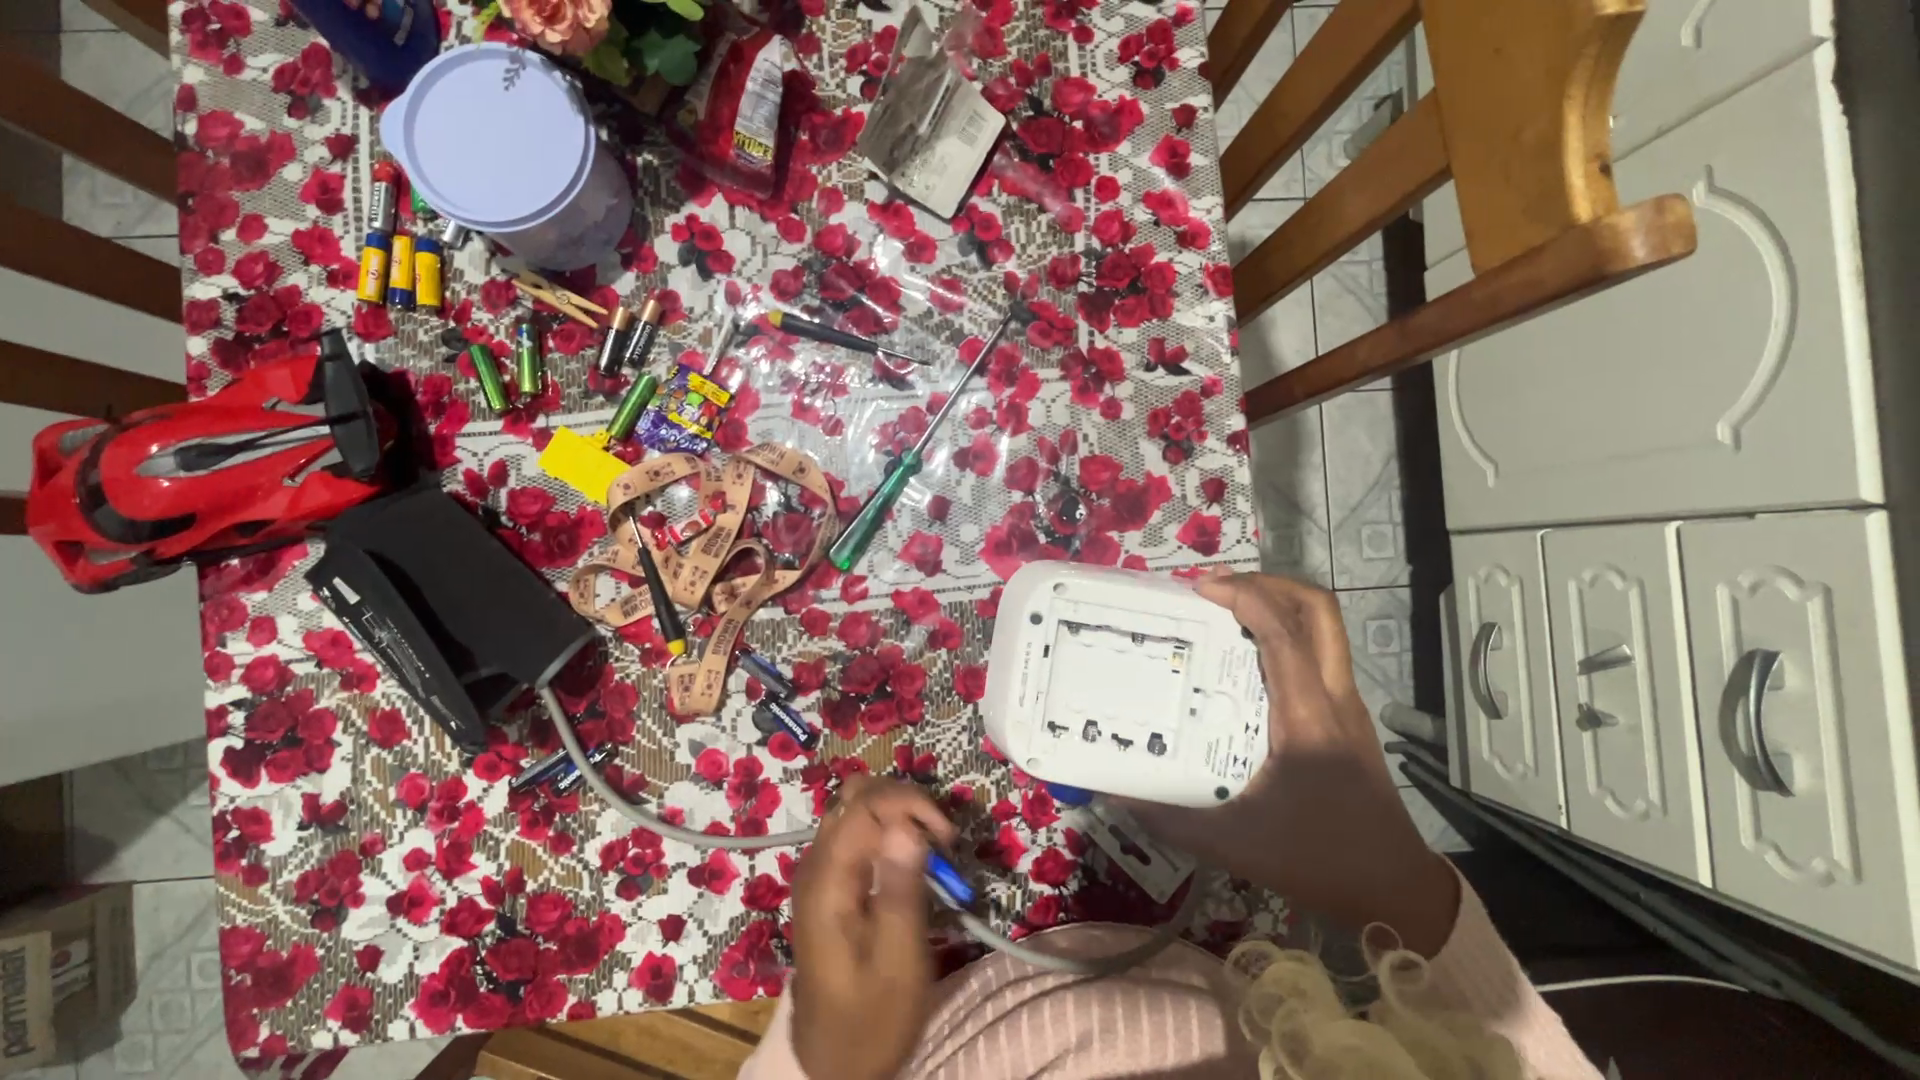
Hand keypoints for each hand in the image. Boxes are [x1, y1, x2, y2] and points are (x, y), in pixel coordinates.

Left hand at [790, 774, 955, 1079]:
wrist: (833, 1062)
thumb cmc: (872, 1017)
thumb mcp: (897, 961)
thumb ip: (900, 888)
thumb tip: (908, 824)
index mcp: (827, 878)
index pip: (866, 803)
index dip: (911, 804)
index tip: (947, 838)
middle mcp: (816, 863)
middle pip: (856, 794)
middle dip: (905, 801)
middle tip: (940, 839)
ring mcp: (819, 870)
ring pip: (856, 807)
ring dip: (898, 812)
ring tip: (932, 847)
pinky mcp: (830, 882)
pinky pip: (857, 832)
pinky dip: (888, 829)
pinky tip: (911, 858)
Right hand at [1117, 572, 1459, 954]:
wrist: (1393, 888)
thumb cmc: (1317, 859)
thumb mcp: (1234, 844)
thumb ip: (1170, 819)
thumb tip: (1114, 794)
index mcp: (1308, 718)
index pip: (1282, 633)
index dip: (1245, 597)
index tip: (1200, 589)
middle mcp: (1333, 698)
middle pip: (1318, 610)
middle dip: (1268, 583)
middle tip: (1216, 588)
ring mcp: (1345, 705)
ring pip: (1323, 627)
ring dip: (1277, 604)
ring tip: (1225, 610)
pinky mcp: (1345, 718)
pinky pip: (1318, 653)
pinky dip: (1284, 634)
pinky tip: (1245, 660)